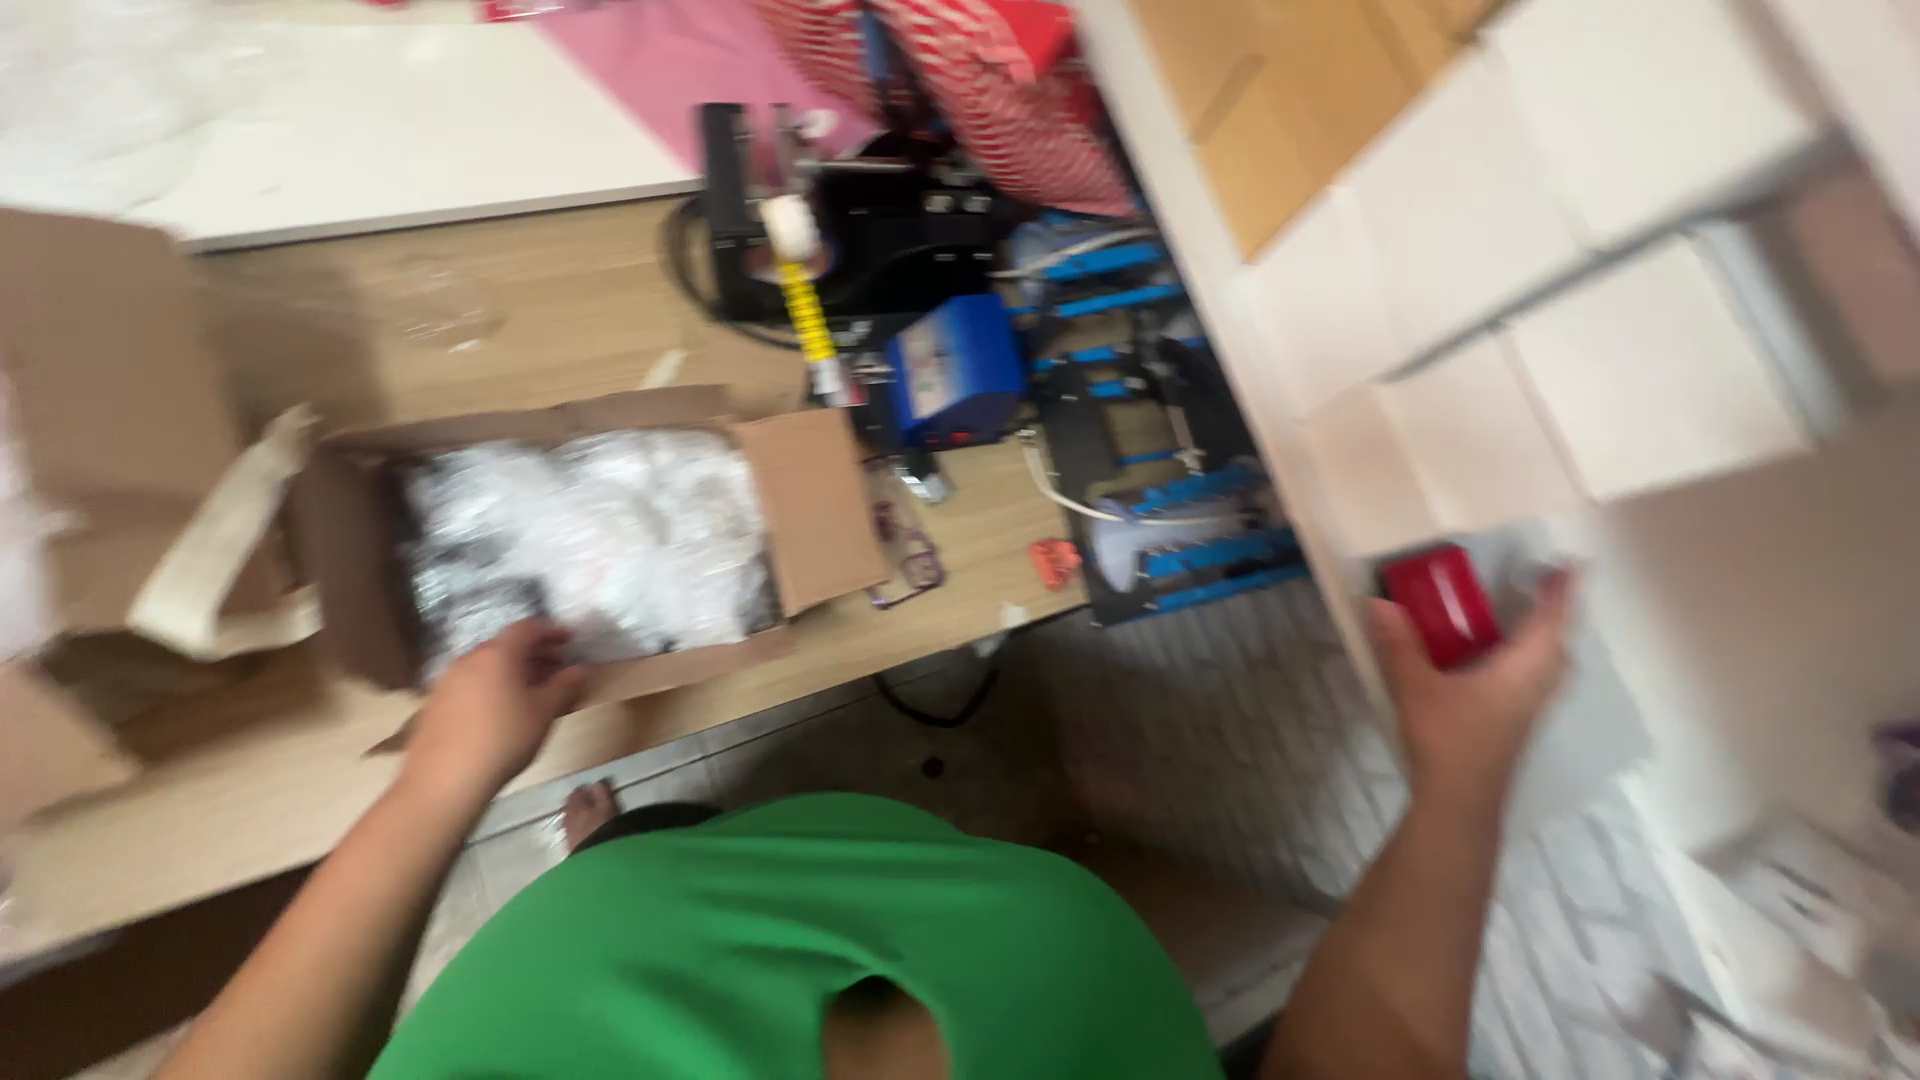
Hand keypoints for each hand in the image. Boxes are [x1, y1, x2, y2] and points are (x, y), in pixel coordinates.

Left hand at [399, 620, 586, 810]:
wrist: (444, 780)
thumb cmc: (504, 738)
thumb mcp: (544, 711)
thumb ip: (565, 685)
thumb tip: (580, 669)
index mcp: (498, 654)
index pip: (527, 628)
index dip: (552, 630)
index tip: (570, 639)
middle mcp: (469, 659)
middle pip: (505, 644)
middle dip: (534, 651)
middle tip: (556, 665)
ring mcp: (447, 681)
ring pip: (486, 664)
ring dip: (512, 668)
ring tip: (531, 689)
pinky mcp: (434, 703)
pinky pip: (470, 682)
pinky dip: (491, 684)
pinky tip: (501, 708)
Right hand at [1369, 566, 1577, 817]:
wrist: (1461, 801)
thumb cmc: (1447, 740)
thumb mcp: (1416, 688)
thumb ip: (1399, 646)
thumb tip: (1379, 602)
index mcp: (1521, 671)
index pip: (1550, 622)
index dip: (1561, 592)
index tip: (1571, 564)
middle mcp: (1535, 687)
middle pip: (1559, 643)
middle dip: (1556, 613)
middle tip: (1544, 585)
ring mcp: (1529, 709)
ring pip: (1550, 664)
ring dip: (1545, 636)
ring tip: (1528, 617)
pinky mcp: (1515, 724)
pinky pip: (1535, 677)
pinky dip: (1530, 657)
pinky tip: (1501, 660)